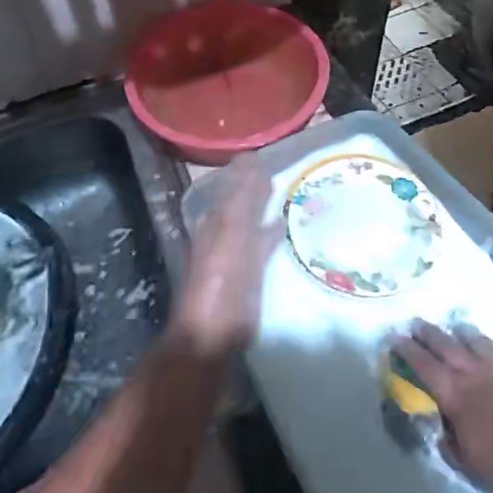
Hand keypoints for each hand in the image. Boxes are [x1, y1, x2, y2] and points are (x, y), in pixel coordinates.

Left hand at [173, 156, 281, 356]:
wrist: (210, 338)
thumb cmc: (219, 289)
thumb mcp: (230, 242)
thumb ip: (240, 209)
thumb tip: (249, 167)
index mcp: (214, 225)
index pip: (231, 189)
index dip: (244, 173)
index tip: (262, 154)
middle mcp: (221, 236)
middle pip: (239, 204)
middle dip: (254, 186)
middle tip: (276, 167)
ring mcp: (233, 257)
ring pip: (249, 223)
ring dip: (262, 207)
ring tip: (282, 190)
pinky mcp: (246, 278)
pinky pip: (259, 246)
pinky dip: (269, 234)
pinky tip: (282, 227)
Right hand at [394, 322, 492, 492]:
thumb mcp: (470, 466)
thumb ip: (451, 443)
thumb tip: (442, 430)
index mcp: (454, 395)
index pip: (422, 365)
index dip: (406, 350)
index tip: (394, 339)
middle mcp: (475, 375)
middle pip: (445, 345)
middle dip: (428, 333)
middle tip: (415, 324)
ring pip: (477, 341)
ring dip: (462, 333)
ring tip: (455, 329)